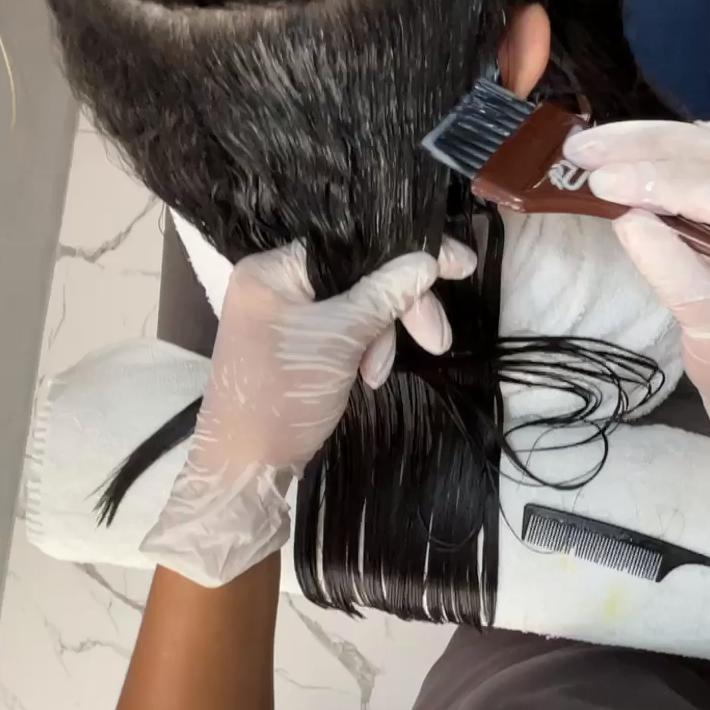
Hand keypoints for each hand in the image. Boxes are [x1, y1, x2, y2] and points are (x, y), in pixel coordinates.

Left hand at [142, 239, 477, 586]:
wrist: (249, 464)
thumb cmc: (284, 394)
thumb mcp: (340, 339)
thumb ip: (385, 295)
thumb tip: (428, 260)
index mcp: (275, 269)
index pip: (354, 244)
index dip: (408, 253)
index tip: (460, 264)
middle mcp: (279, 284)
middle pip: (361, 277)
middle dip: (399, 309)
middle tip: (437, 339)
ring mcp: (288, 317)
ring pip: (359, 308)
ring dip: (380, 340)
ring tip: (376, 376)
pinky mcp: (300, 346)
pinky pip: (346, 333)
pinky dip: (364, 353)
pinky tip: (367, 377)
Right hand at [564, 120, 709, 497]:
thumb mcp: (705, 326)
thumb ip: (671, 269)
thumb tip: (625, 218)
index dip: (664, 183)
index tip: (603, 181)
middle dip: (648, 150)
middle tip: (585, 151)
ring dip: (650, 141)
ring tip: (592, 145)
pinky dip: (666, 148)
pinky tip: (627, 145)